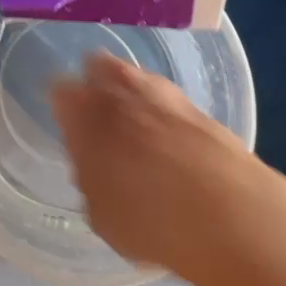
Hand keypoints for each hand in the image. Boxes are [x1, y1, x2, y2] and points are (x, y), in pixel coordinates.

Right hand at [52, 54, 285, 285]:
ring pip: (134, 78)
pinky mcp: (195, 101)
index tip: (68, 125)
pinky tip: (169, 144)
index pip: (59, 90)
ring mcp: (159, 88)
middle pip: (97, 67)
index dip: (63, 107)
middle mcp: (117, 87)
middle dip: (96, 85)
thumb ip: (88, 178)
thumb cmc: (148, 217)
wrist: (227, 211)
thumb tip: (93, 167)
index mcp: (82, 111)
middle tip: (100, 119)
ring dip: (131, 95)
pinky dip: (162, 111)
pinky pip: (165, 97)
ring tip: (138, 133)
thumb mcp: (100, 213)